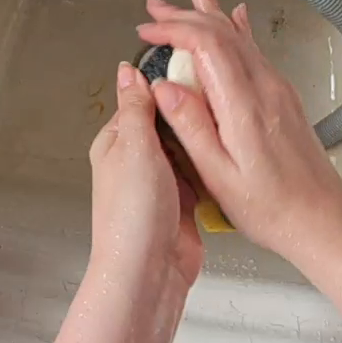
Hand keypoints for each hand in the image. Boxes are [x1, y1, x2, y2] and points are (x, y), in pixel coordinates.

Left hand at [88, 62, 203, 288]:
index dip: (166, 85)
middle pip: (168, 122)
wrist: (150, 271)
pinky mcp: (182, 201)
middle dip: (188, 114)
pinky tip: (225, 156)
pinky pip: (200, 174)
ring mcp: (160, 182)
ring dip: (201, 141)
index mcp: (116, 141)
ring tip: (225, 123)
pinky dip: (210, 167)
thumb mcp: (134, 146)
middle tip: (217, 98)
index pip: (141, 99)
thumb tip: (128, 71)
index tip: (194, 71)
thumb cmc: (132, 215)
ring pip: (187, 147)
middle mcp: (136, 160)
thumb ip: (135, 107)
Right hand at [138, 0, 341, 264]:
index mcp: (245, 104)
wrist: (322, 220)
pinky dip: (237, 29)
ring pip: (240, 37)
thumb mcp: (218, 174)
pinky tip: (237, 16)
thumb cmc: (271, 207)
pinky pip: (255, 51)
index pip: (207, 45)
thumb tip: (162, 87)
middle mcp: (265, 87)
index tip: (147, 31)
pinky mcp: (283, 97)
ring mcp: (277, 89)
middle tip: (154, 7)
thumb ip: (190, 126)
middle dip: (186, 14)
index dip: (174, 30)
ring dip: (211, 13)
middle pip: (223, 33)